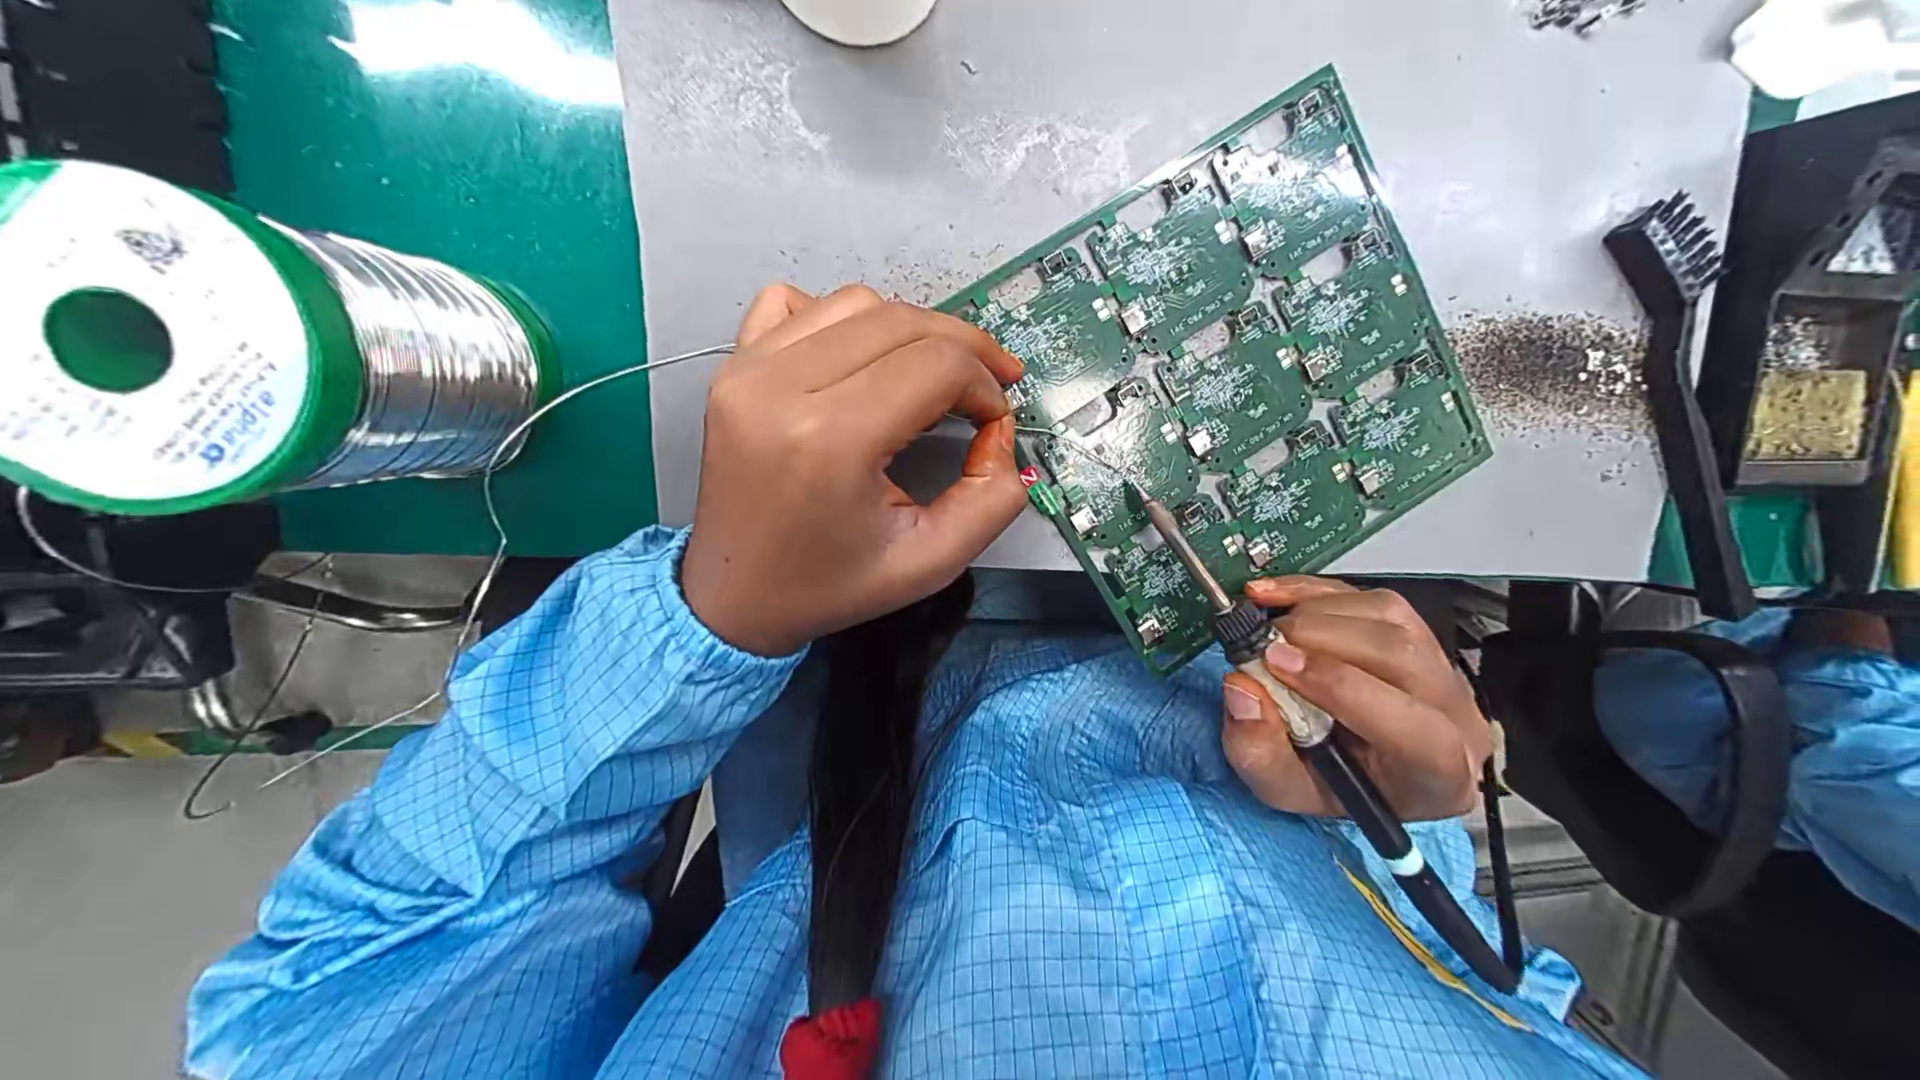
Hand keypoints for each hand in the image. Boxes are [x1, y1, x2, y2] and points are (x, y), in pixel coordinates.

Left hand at [680, 284, 1025, 655]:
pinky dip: (845, 320)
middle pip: (903, 322)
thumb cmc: (827, 586)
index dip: (984, 385)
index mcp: (829, 441)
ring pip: (858, 304)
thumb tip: (998, 428)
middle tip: (988, 385)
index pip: (937, 366)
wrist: (737, 596)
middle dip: (964, 349)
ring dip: (911, 332)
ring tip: (929, 378)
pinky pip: (798, 305)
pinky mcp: (733, 368)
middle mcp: (778, 389)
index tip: (993, 420)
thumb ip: (992, 496)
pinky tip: (862, 360)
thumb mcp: (932, 561)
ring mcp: (747, 371)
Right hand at [1220, 576, 1490, 821]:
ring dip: (1313, 613)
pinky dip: (1312, 591)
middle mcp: (1453, 714)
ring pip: (1386, 615)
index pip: (1411, 724)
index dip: (1339, 686)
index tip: (1275, 663)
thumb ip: (1257, 751)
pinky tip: (1273, 599)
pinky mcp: (1415, 631)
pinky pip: (1371, 597)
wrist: (1357, 766)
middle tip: (1261, 645)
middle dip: (1317, 638)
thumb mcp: (1284, 788)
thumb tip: (1243, 687)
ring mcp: (1440, 667)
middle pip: (1396, 652)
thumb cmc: (1333, 784)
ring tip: (1268, 631)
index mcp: (1435, 770)